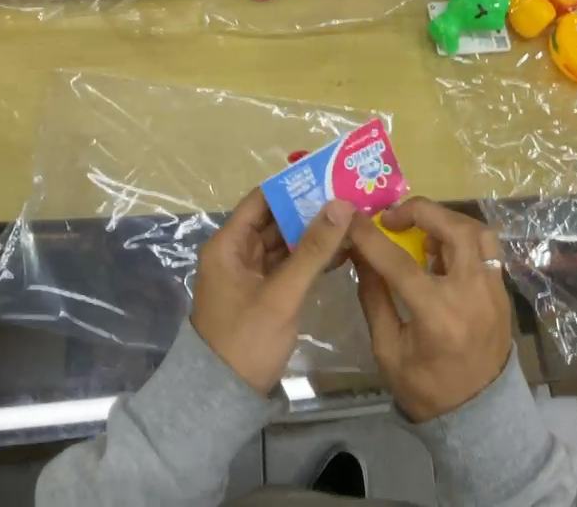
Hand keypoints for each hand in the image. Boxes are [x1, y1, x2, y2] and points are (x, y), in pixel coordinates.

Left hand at [191, 188, 355, 394]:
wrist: (224, 400)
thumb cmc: (246, 340)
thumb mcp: (282, 294)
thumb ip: (313, 250)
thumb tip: (342, 204)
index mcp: (228, 244)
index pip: (262, 199)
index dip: (293, 185)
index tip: (328, 175)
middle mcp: (236, 253)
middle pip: (275, 219)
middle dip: (310, 209)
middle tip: (349, 196)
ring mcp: (249, 274)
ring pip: (285, 242)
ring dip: (314, 234)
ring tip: (352, 220)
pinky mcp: (263, 293)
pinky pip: (288, 265)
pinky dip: (310, 259)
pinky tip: (341, 252)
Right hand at [347, 197, 513, 422]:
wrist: (479, 416)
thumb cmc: (426, 388)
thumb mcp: (387, 349)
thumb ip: (374, 297)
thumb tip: (360, 253)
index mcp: (438, 316)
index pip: (399, 262)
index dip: (371, 236)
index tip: (352, 218)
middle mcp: (472, 295)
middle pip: (455, 230)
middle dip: (421, 211)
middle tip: (393, 216)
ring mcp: (494, 290)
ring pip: (478, 232)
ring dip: (446, 220)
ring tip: (421, 231)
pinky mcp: (502, 290)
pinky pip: (486, 249)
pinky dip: (462, 238)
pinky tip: (440, 250)